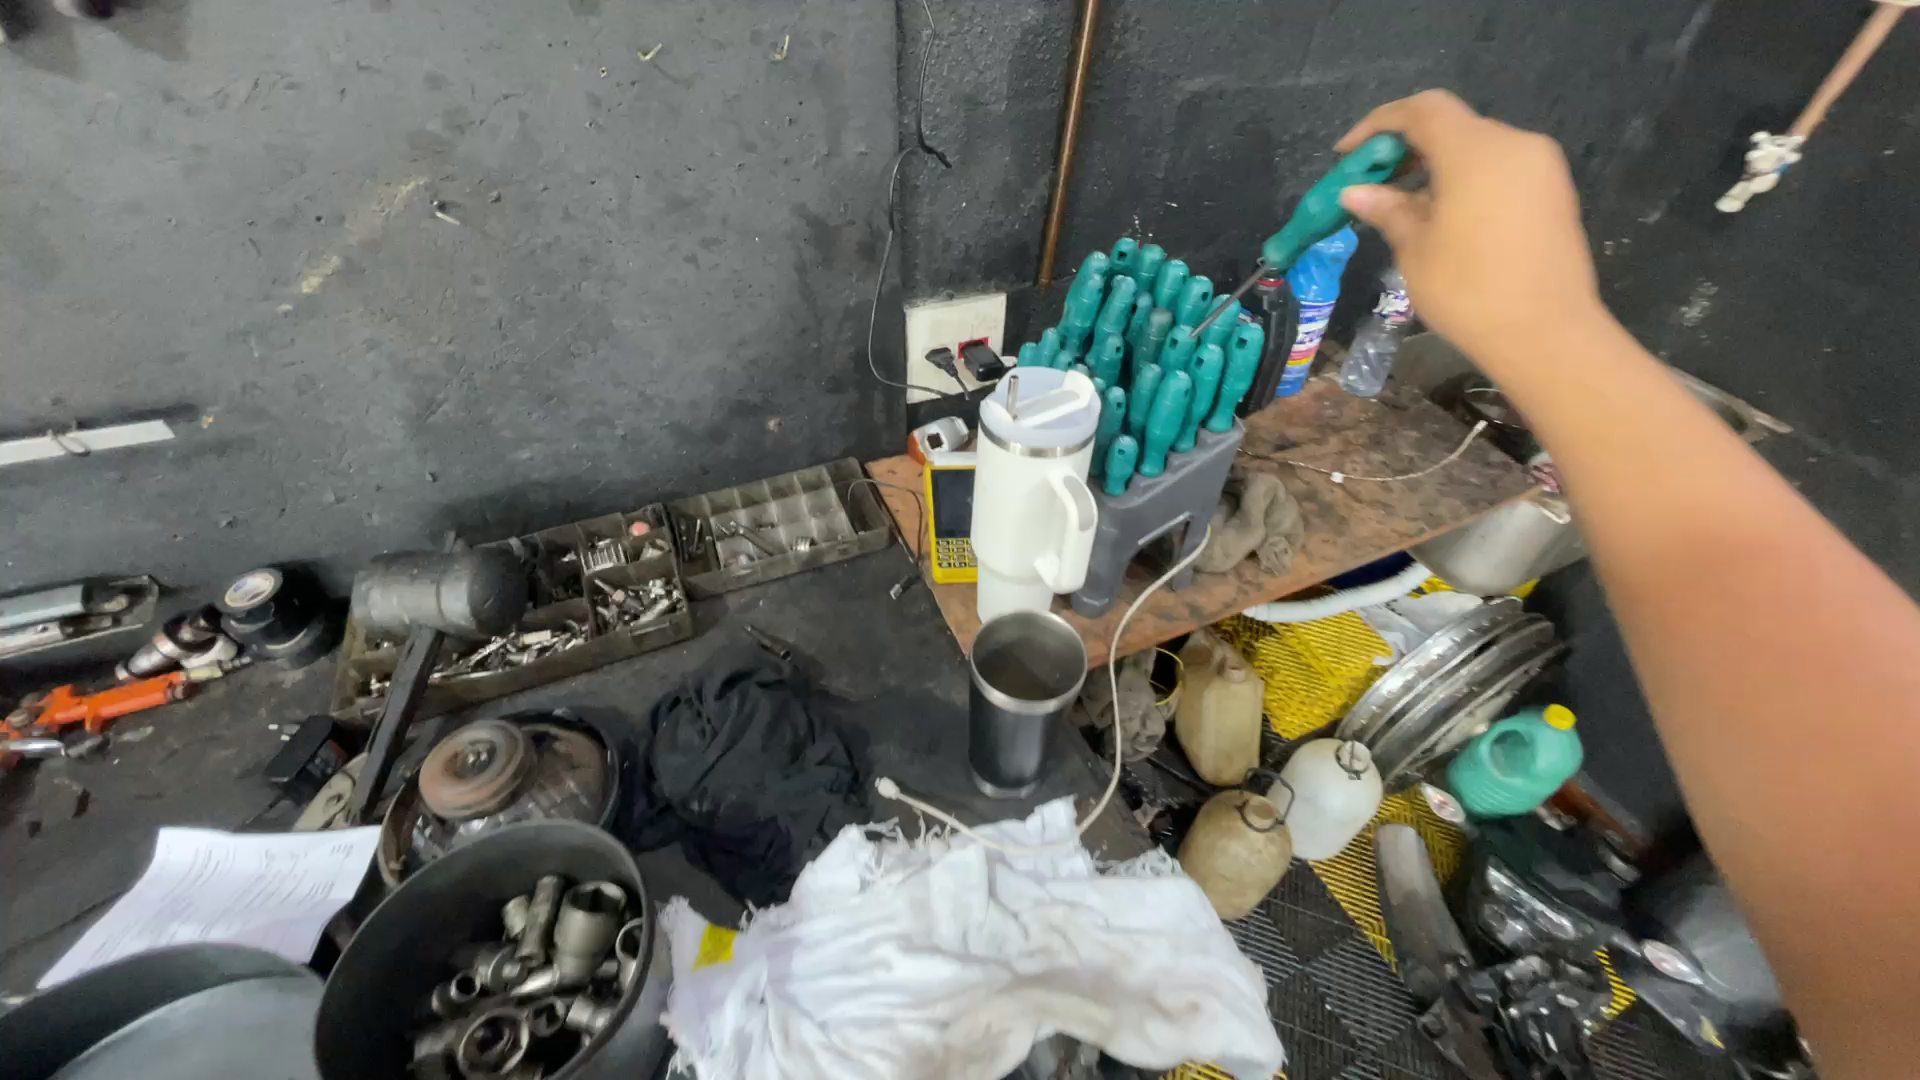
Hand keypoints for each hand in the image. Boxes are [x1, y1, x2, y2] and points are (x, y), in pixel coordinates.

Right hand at [1335, 91, 1607, 361]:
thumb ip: (1389, 210)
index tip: (1346, 154)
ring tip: (1399, 205)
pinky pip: (1497, 170)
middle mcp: (1514, 144)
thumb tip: (1356, 191)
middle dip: (1405, 148)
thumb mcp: (1415, 249)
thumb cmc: (1467, 289)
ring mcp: (1539, 167)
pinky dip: (1461, 181)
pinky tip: (1439, 216)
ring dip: (1432, 166)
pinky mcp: (1551, 191)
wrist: (1543, 329)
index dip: (1379, 123)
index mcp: (1476, 152)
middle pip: (1451, 127)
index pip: (1423, 111)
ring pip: (1475, 149)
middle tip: (1369, 184)